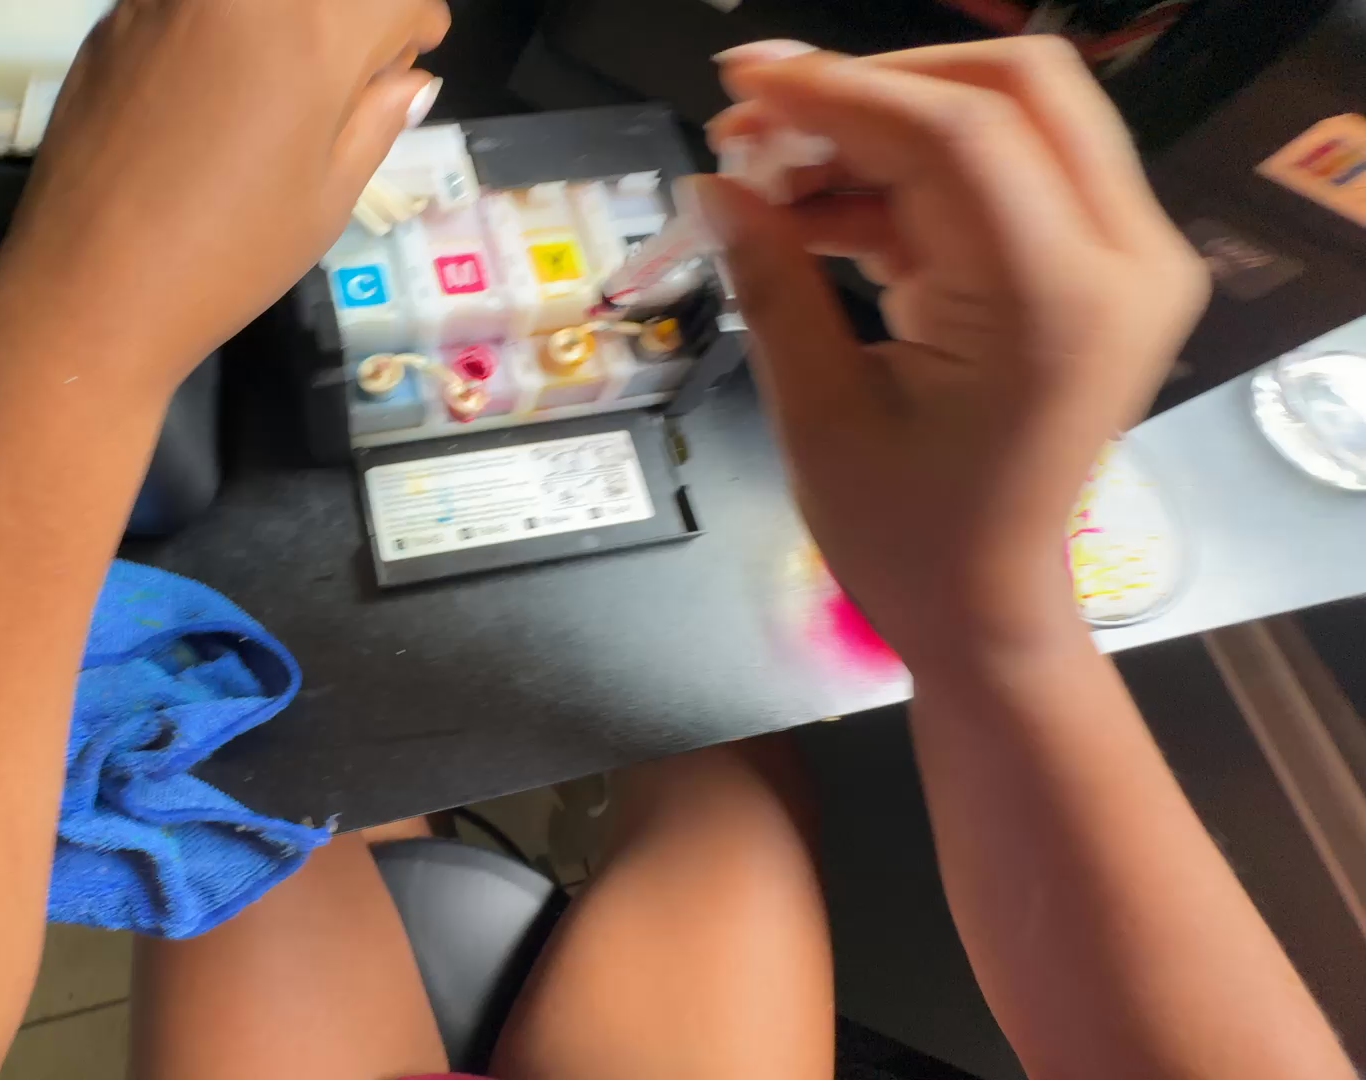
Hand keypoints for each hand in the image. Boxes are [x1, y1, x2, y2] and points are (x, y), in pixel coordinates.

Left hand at [0, 0, 450, 393]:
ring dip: (292, 21)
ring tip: (292, 77)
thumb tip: (408, 81)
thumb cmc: (232, 257)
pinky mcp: (117, 10)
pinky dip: (230, 24)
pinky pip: (197, 2)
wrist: (97, 286)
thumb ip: (375, 123)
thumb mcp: (327, 202)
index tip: (416, 52)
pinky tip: (225, 85)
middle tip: (360, 64)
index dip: (416, 20)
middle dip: (356, 15)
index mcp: (312, 29)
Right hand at [692, 38, 1207, 665]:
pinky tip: (810, 218)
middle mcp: (1117, 257)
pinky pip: (984, 190)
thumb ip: (770, 283)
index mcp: (1054, 301)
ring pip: (999, 129)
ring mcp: (1111, 261)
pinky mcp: (1076, 275)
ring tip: (766, 177)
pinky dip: (892, 188)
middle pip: (1008, 93)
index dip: (835, 92)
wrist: (974, 598)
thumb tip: (715, 188)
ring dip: (873, 137)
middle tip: (753, 124)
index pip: (953, 135)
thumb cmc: (893, 529)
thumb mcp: (814, 410)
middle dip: (866, 91)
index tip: (739, 83)